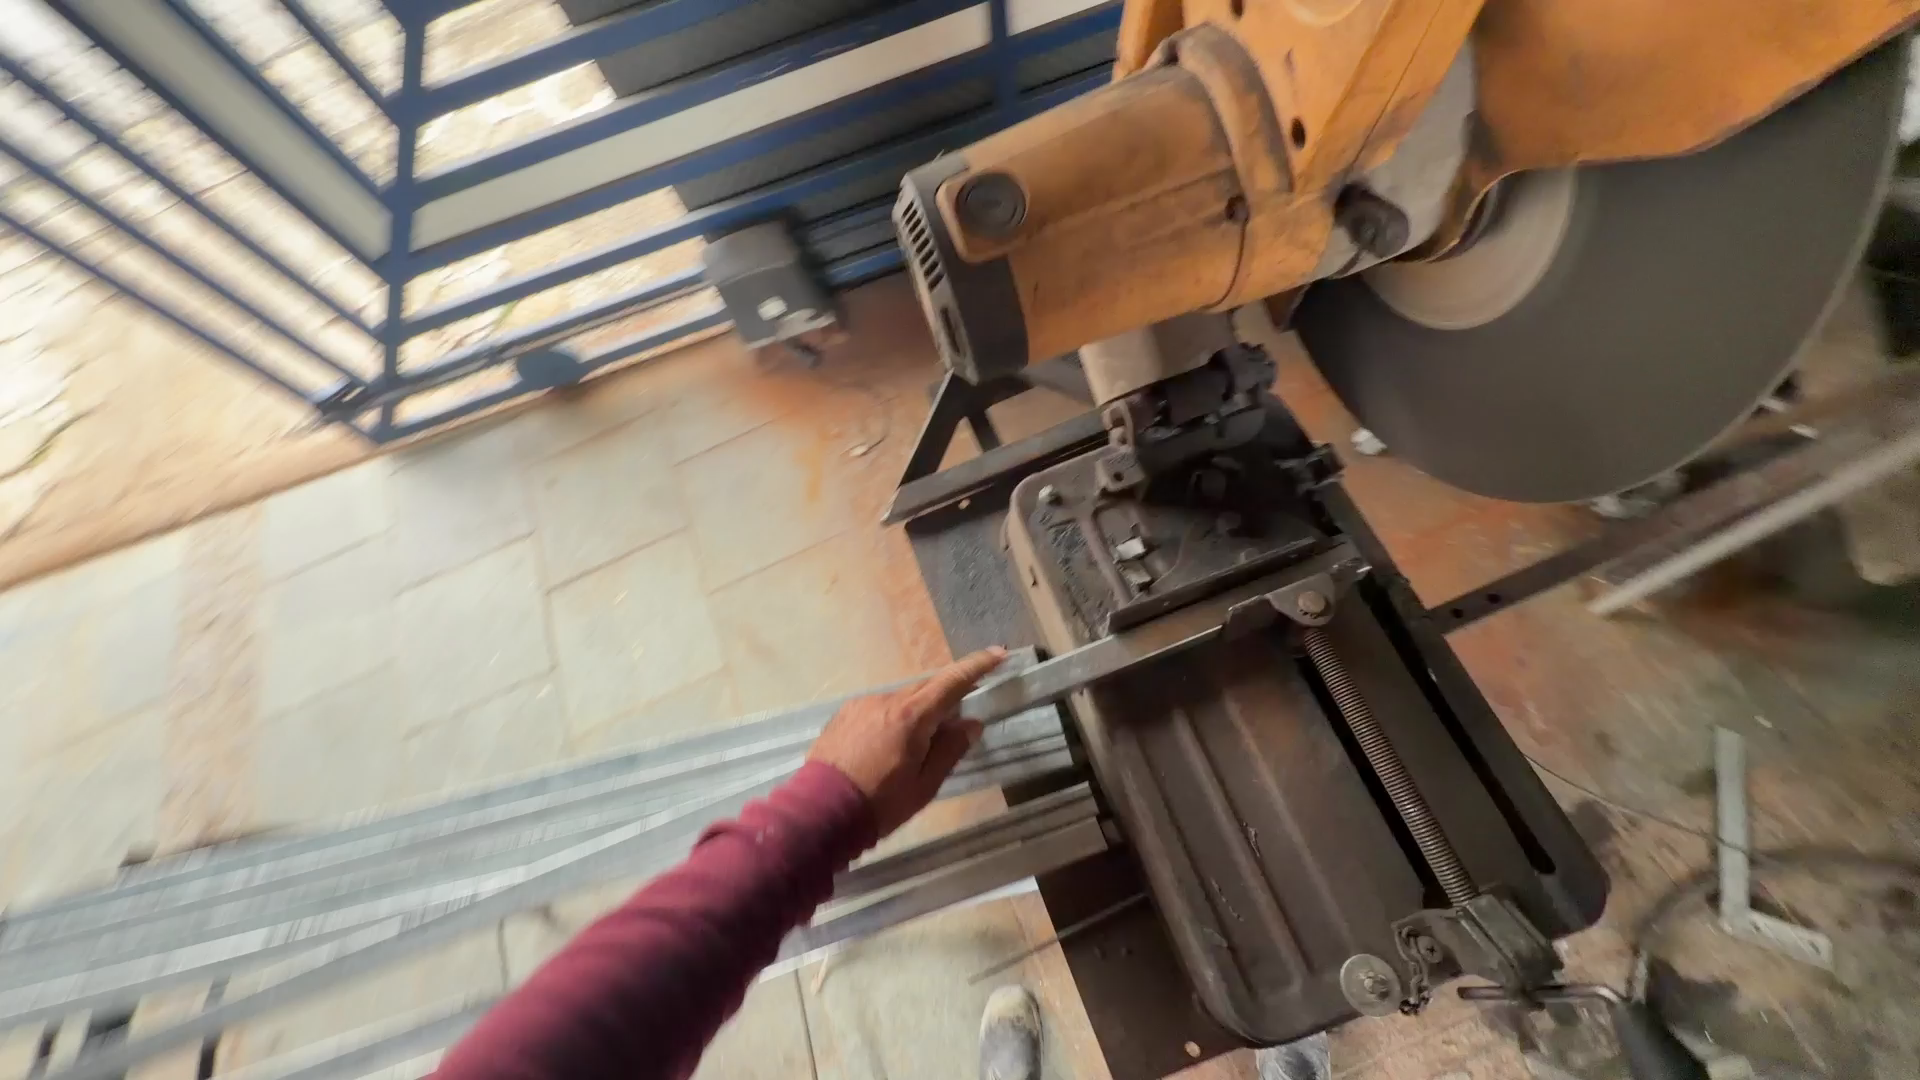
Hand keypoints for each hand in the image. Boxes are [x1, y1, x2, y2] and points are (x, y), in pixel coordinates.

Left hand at [807, 647, 1007, 835]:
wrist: (818, 813)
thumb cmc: (880, 804)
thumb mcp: (924, 785)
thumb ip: (950, 750)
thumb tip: (970, 723)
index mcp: (912, 716)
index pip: (952, 681)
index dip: (977, 666)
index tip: (998, 653)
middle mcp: (886, 700)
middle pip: (926, 689)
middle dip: (945, 698)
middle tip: (956, 720)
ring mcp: (861, 705)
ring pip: (900, 701)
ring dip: (914, 715)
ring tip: (912, 750)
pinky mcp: (843, 715)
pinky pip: (878, 710)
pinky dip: (890, 721)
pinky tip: (884, 749)